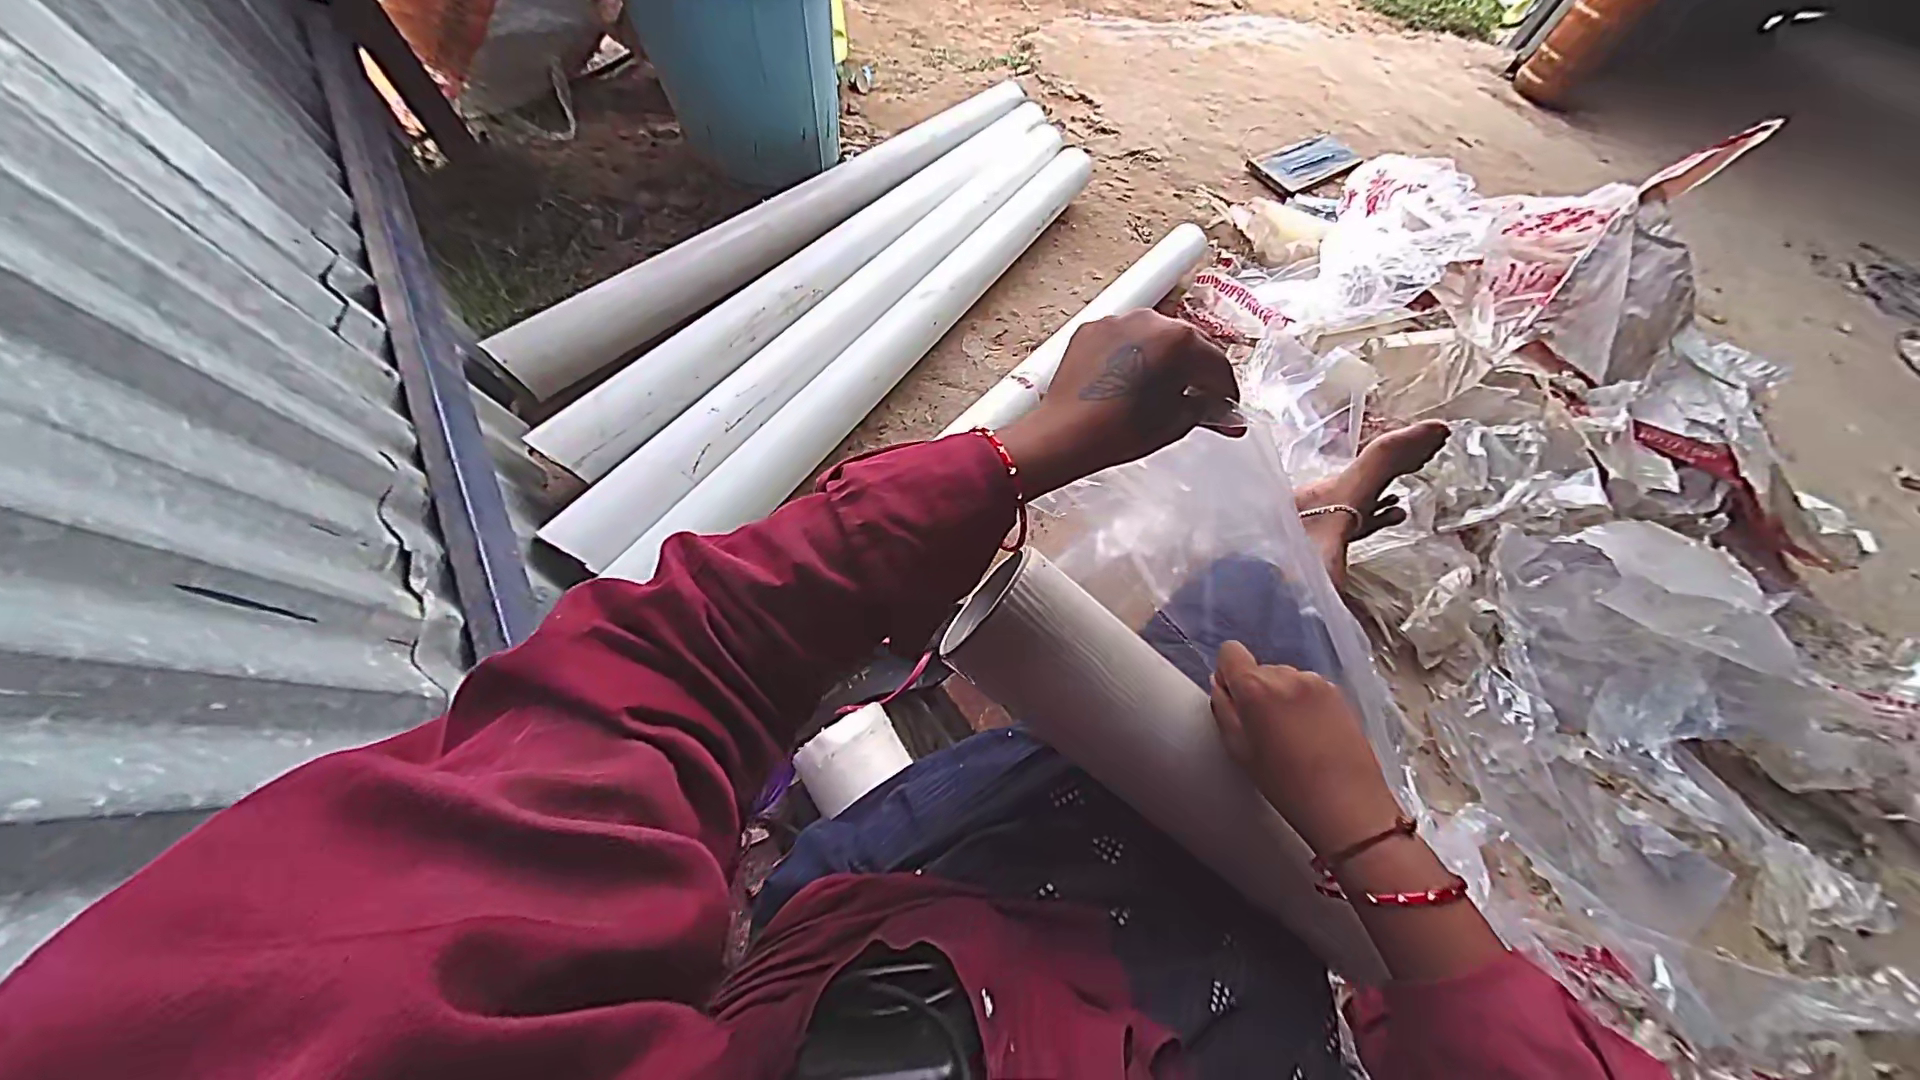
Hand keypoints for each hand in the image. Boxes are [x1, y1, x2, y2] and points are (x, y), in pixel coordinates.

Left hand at [996, 309, 1239, 496]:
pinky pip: (1122, 340)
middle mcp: (1149, 320)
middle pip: (1186, 345)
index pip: (1216, 364)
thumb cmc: (1117, 431)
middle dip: (1194, 372)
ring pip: (1152, 339)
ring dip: (1162, 360)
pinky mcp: (1090, 330)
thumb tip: (1224, 413)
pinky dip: (1130, 356)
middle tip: (1196, 400)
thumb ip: (1205, 409)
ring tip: (1157, 392)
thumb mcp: (1173, 423)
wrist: (1064, 435)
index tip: (1224, 406)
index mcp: (1179, 340)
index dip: (1224, 391)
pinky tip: (1126, 382)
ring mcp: (1117, 322)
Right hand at [1208, 640, 1401, 855]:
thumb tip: (1221, 686)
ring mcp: (1316, 683)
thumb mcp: (1237, 748)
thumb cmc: (1286, 783)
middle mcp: (1285, 675)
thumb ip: (1222, 707)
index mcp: (1254, 686)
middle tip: (1262, 727)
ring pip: (1283, 677)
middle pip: (1258, 668)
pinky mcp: (1338, 694)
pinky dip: (1303, 702)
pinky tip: (1311, 733)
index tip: (1234, 697)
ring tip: (1290, 734)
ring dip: (1281, 696)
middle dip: (1255, 690)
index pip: (1230, 651)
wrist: (1348, 806)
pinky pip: (1307, 688)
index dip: (1227, 672)